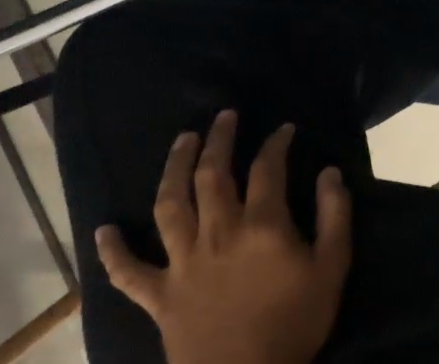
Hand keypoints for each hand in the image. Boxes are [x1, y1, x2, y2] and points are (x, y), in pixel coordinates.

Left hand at [95, 111, 352, 363]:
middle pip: (212, 177)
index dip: (276, 143)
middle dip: (218, 141)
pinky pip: (128, 272)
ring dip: (173, 170)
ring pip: (169, 207)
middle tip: (223, 117)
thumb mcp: (333, 266)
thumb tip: (328, 172)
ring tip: (181, 143)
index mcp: (262, 226)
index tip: (284, 128)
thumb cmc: (296, 322)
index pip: (268, 169)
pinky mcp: (158, 297)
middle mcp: (217, 235)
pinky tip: (104, 229)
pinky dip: (112, 251)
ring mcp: (182, 265)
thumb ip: (334, 214)